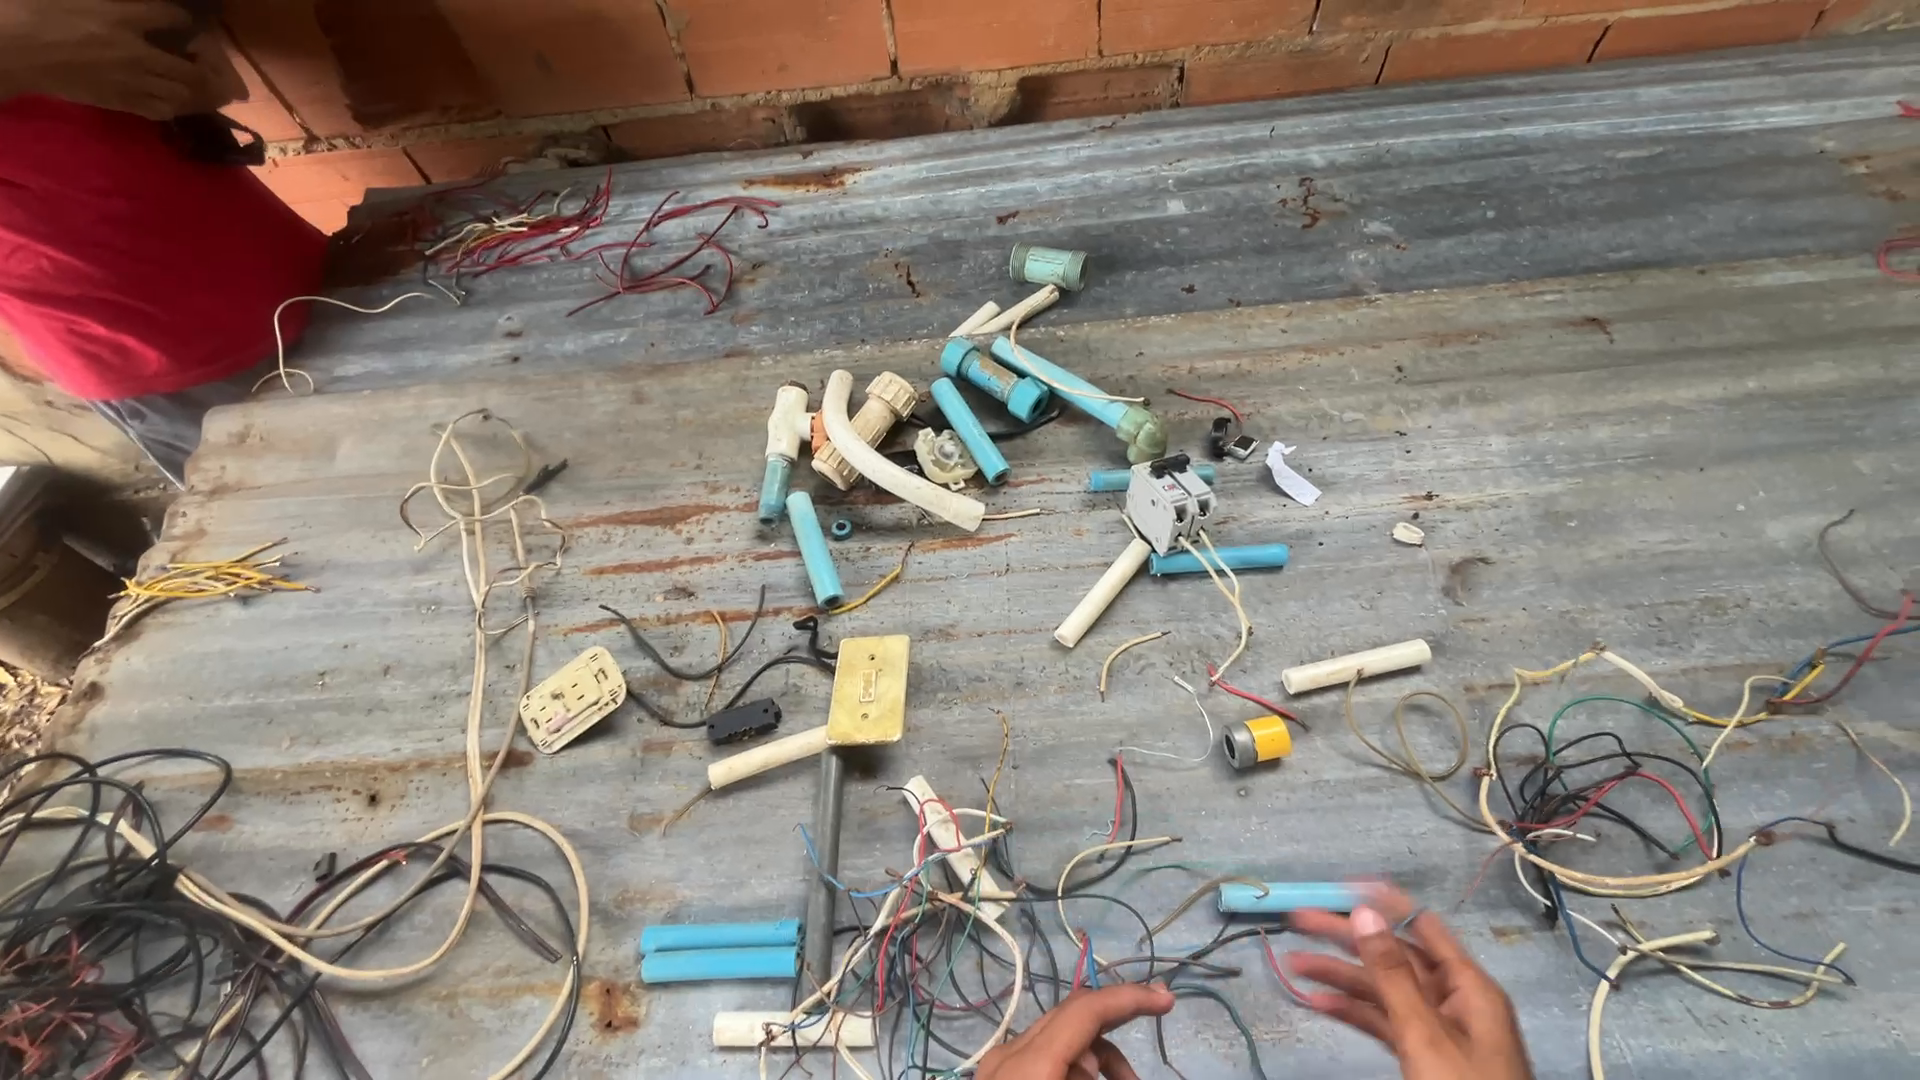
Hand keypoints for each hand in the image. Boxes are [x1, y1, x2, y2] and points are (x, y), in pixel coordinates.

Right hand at [0, 0, 206, 118]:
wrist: (7, 48)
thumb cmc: (27, 11)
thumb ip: (107, 3)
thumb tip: (128, 7)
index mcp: (118, 17)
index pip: (168, 15)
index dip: (180, 18)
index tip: (182, 20)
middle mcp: (137, 53)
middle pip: (192, 70)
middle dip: (201, 68)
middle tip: (196, 64)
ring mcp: (134, 81)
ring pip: (183, 94)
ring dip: (188, 90)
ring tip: (182, 84)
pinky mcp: (123, 102)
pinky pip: (163, 111)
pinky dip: (168, 106)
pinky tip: (163, 99)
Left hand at [976, 982, 1173, 1079]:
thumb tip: (1098, 1067)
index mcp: (1030, 1066)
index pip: (1085, 1011)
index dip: (1129, 999)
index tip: (1166, 1000)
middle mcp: (1010, 1054)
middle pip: (1072, 1018)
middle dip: (1117, 1023)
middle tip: (1158, 1019)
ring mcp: (997, 1066)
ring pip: (1058, 1039)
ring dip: (1098, 1057)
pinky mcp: (994, 1079)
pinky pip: (1041, 1058)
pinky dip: (1071, 1069)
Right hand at [1288, 884, 1533, 1079]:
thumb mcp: (1424, 1035)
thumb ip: (1391, 973)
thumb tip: (1364, 912)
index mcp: (1467, 986)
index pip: (1420, 925)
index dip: (1380, 902)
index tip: (1337, 887)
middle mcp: (1453, 999)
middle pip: (1393, 955)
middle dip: (1345, 938)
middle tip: (1297, 921)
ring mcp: (1438, 1030)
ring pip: (1382, 988)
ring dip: (1340, 976)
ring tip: (1293, 964)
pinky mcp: (1424, 1056)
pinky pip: (1383, 1021)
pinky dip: (1352, 1011)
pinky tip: (1317, 1004)